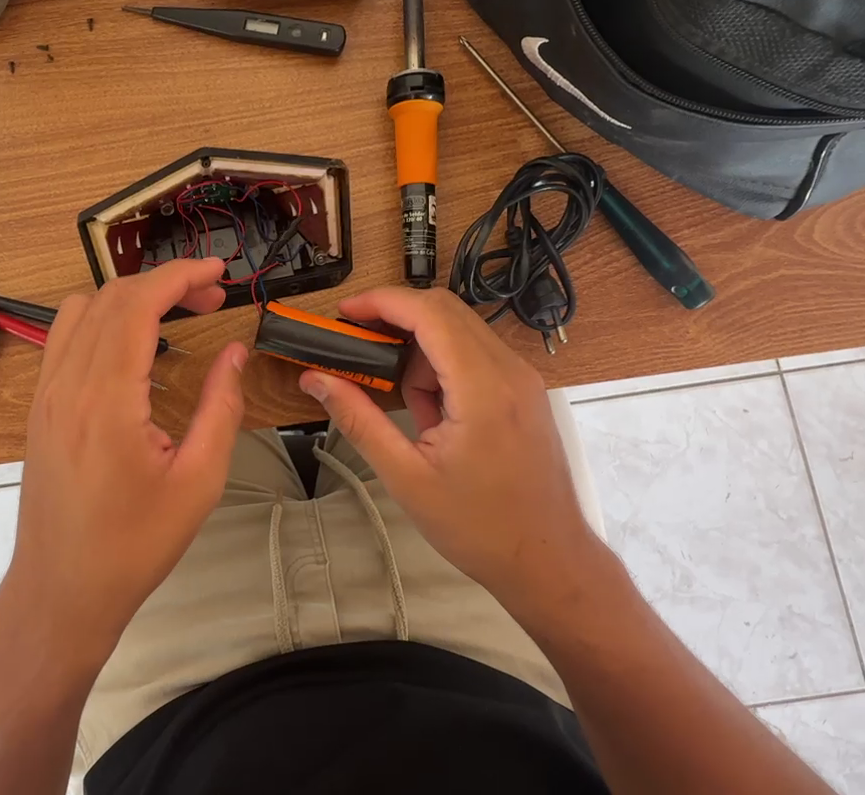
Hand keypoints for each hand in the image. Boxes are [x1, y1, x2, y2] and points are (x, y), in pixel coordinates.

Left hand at [0, 258, 248, 666]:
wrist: (61, 590)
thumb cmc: (134, 544)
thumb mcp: (198, 481)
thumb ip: (222, 407)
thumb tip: (235, 351)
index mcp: (106, 398)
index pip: (138, 304)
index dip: (180, 275)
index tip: (219, 272)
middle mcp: (67, 383)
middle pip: (110, 298)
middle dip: (164, 284)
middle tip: (211, 299)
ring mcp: (45, 393)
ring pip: (81, 310)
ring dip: (129, 298)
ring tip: (173, 316)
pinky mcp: (38, 407)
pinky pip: (65, 338)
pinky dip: (101, 321)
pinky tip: (132, 349)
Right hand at [297, 287, 603, 622]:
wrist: (549, 563)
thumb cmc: (476, 527)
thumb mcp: (405, 476)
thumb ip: (357, 419)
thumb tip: (315, 378)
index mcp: (482, 388)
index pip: (429, 313)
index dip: (381, 302)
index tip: (342, 314)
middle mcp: (509, 371)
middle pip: (445, 310)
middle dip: (394, 318)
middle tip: (355, 345)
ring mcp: (523, 379)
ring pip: (460, 330)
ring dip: (419, 348)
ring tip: (400, 401)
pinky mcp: (525, 392)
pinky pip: (476, 354)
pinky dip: (443, 366)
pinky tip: (431, 412)